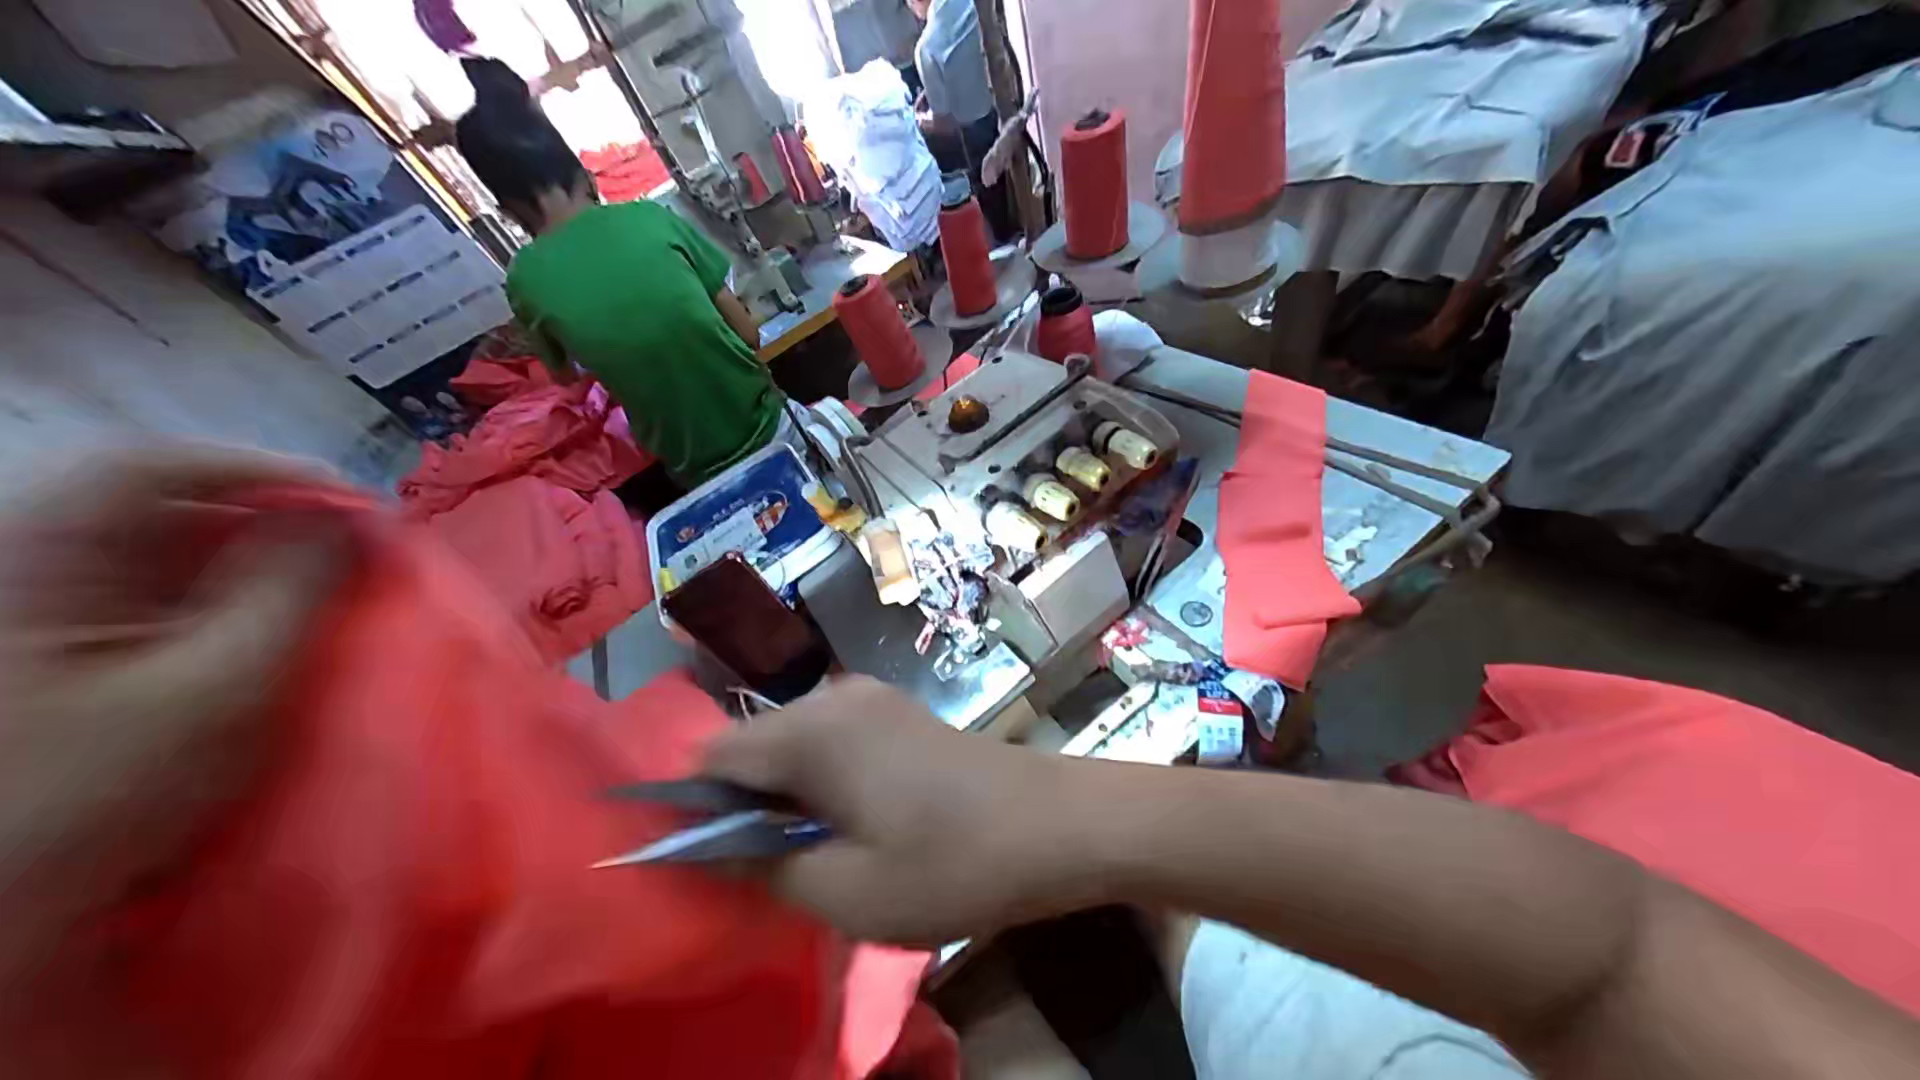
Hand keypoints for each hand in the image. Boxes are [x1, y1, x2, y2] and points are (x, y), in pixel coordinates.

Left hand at [0, 448, 349, 976]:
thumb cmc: (97, 792)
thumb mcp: (216, 689)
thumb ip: (292, 592)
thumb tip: (356, 523)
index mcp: (40, 561)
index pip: (155, 465)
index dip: (266, 469)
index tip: (357, 506)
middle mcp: (34, 565)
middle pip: (169, 501)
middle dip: (277, 517)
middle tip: (357, 550)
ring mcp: (48, 605)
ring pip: (171, 544)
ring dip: (263, 556)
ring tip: (331, 586)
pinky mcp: (69, 642)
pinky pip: (164, 587)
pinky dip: (235, 592)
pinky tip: (278, 621)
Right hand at [704, 677, 1109, 943]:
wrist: (1052, 823)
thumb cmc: (948, 863)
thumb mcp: (844, 890)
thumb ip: (760, 867)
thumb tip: (703, 847)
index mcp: (810, 729)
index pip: (711, 755)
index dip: (691, 808)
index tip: (703, 862)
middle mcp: (832, 695)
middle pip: (752, 743)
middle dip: (741, 803)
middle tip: (765, 868)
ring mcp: (870, 696)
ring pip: (792, 739)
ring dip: (784, 791)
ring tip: (810, 848)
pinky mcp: (897, 710)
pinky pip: (831, 736)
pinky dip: (820, 775)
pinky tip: (849, 817)